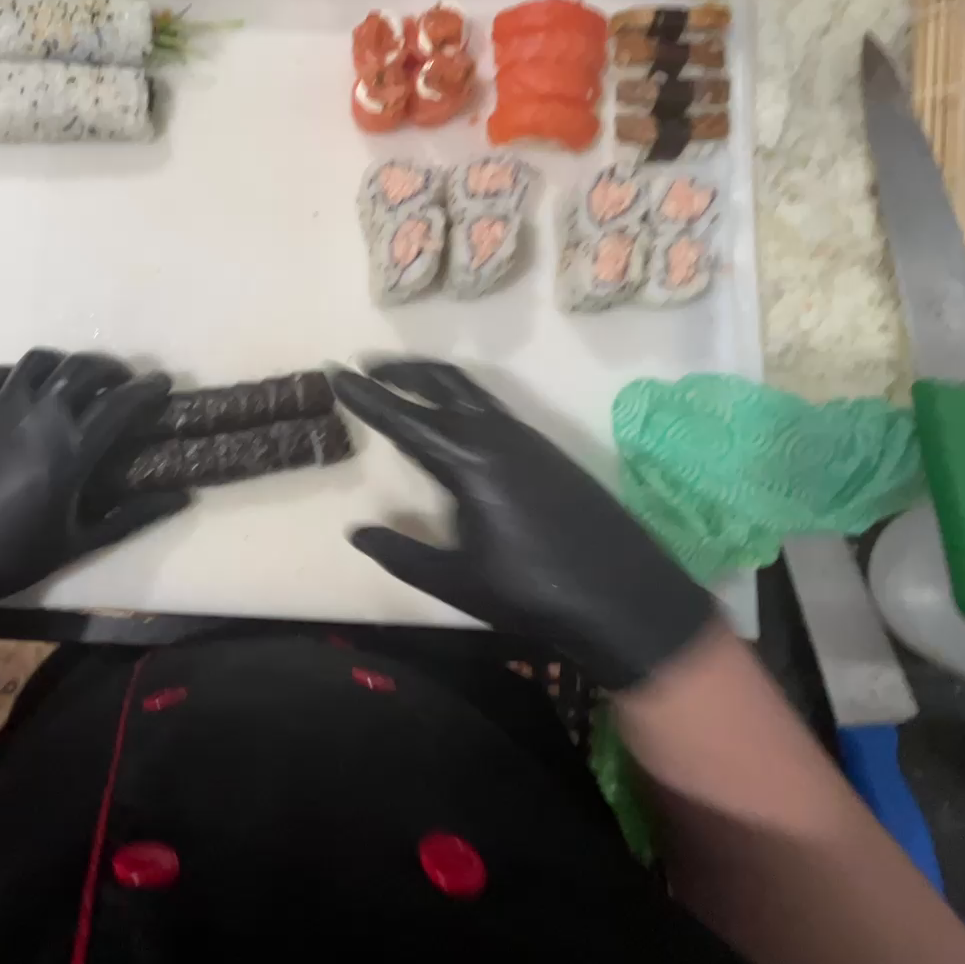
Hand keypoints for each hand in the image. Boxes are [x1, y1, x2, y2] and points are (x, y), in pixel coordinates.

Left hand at [0, 348, 187, 604]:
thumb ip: (133, 517)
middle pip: (83, 369)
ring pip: (40, 361)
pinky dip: (24, 373)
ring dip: (68, 364)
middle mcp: (38, 415)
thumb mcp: (80, 542)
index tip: (162, 384)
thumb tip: (183, 500)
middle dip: (111, 369)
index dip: (146, 389)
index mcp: (70, 449)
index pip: (119, 402)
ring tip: (78, 379)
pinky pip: (1, 374)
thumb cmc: (14, 555)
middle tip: (124, 381)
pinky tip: (30, 390)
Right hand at [331, 359, 713, 689]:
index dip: (367, 397)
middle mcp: (498, 438)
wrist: (627, 598)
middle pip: (443, 385)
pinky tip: (454, 420)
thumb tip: (357, 531)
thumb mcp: (454, 581)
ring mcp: (528, 440)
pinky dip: (460, 400)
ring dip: (432, 381)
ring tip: (403, 383)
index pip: (405, 419)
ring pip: (471, 392)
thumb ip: (400, 553)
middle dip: (402, 371)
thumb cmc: (532, 594)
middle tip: (368, 365)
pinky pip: (492, 409)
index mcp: (470, 463)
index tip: (337, 372)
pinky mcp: (548, 451)